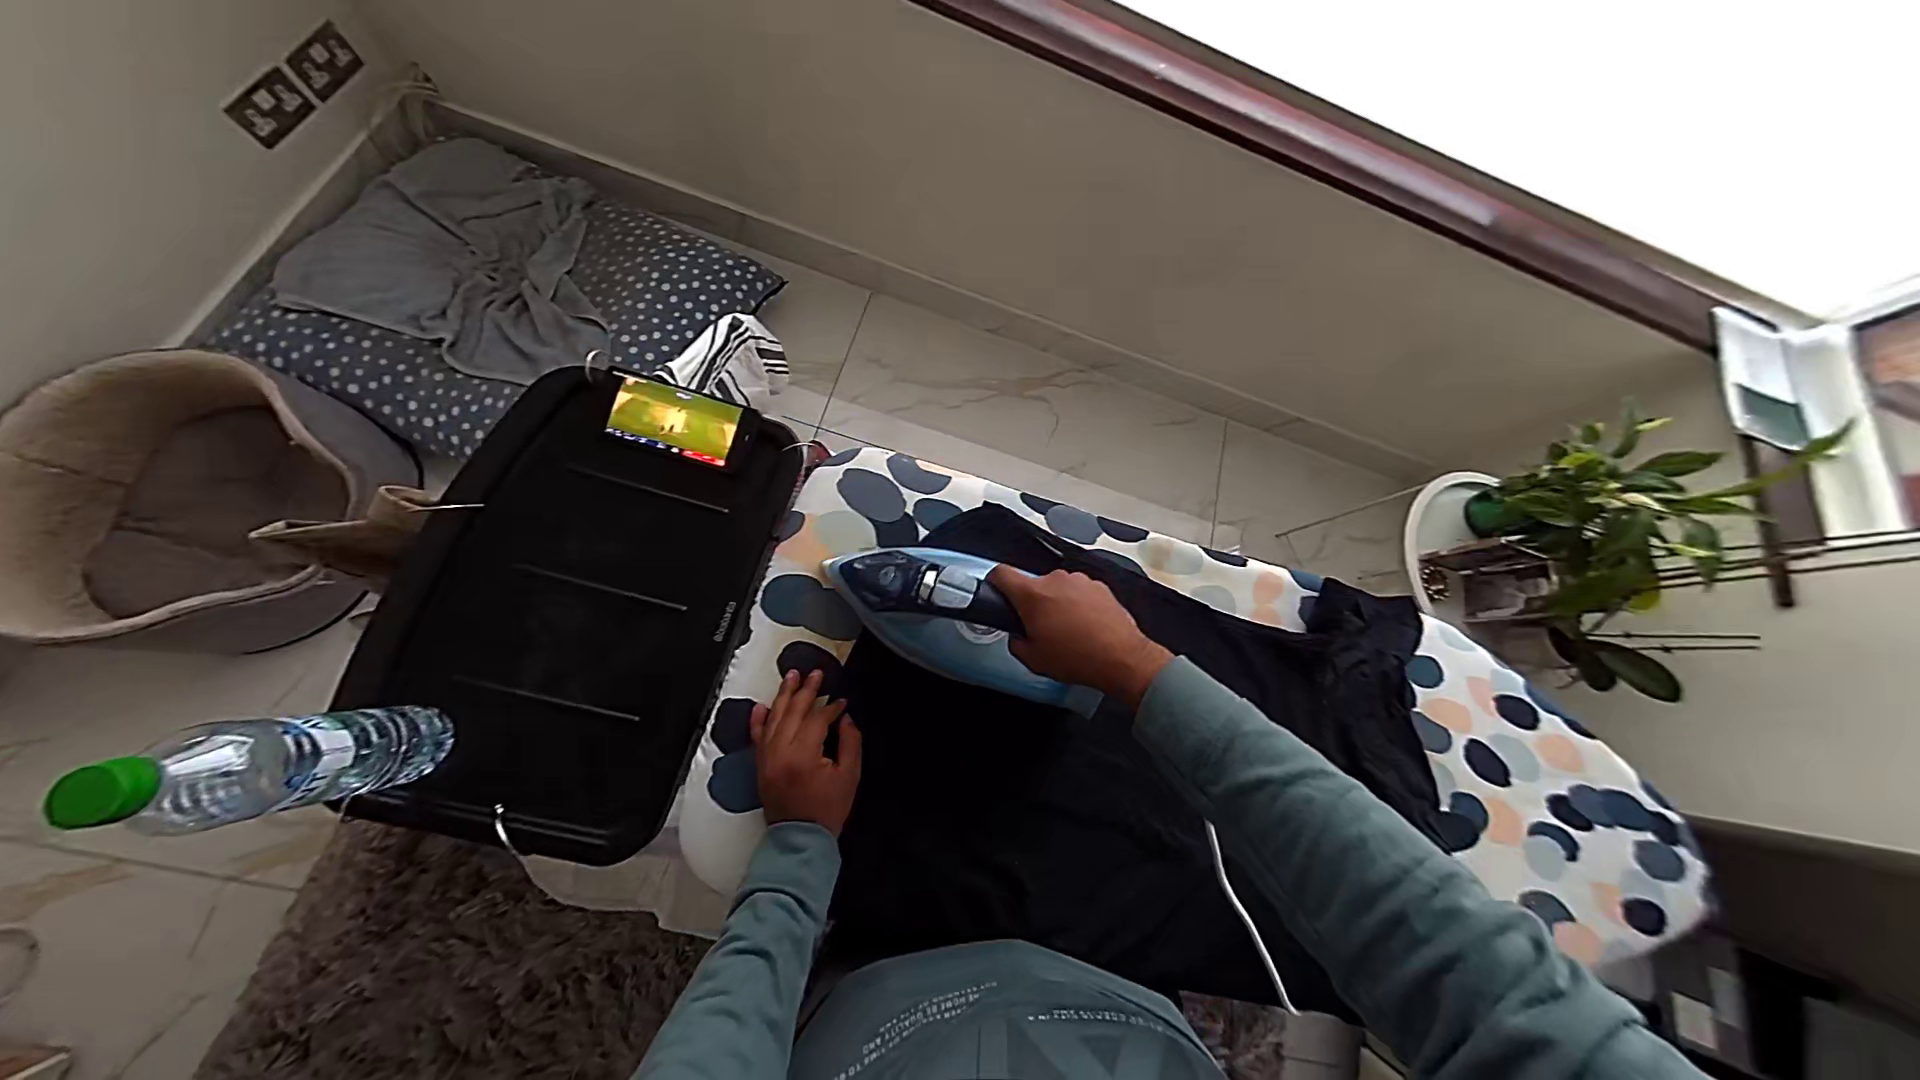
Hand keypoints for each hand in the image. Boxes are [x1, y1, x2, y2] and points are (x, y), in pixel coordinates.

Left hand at [752, 669, 861, 835]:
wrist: (800, 839)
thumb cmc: (827, 809)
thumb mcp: (849, 775)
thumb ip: (849, 742)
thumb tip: (845, 718)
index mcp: (803, 756)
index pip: (817, 719)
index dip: (831, 707)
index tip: (843, 701)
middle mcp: (780, 753)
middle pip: (792, 712)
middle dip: (806, 690)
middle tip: (816, 673)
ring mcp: (766, 758)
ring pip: (774, 718)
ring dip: (784, 695)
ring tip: (791, 676)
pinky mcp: (760, 765)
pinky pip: (756, 736)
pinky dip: (758, 719)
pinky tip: (763, 704)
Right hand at [987, 566, 1173, 708]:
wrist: (1122, 659)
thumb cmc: (1079, 658)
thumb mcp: (1033, 660)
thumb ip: (1016, 642)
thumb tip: (1018, 637)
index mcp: (1033, 595)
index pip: (1002, 573)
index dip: (995, 581)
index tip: (997, 588)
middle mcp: (1056, 581)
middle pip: (1033, 584)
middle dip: (1033, 604)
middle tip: (1040, 628)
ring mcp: (1080, 581)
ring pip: (1057, 588)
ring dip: (1058, 604)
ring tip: (1067, 631)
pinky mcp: (1099, 586)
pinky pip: (1079, 592)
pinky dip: (1078, 605)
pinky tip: (1085, 627)